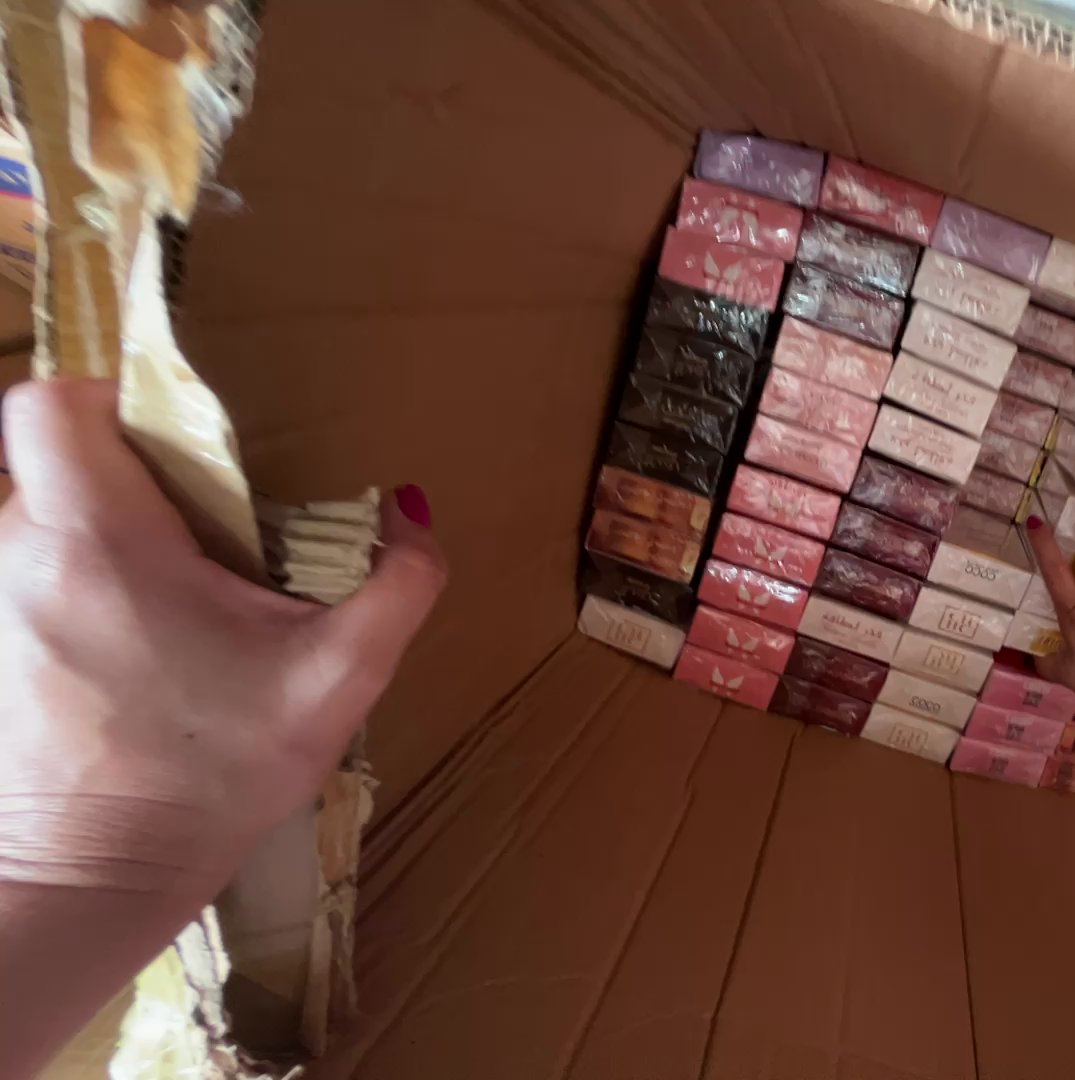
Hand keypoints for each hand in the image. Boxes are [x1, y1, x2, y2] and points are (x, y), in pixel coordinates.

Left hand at [0, 378, 446, 901]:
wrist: (98, 869)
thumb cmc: (223, 761)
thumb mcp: (348, 668)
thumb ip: (402, 579)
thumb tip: (412, 508)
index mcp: (101, 543)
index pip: (52, 407)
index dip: (117, 393)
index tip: (192, 425)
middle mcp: (16, 556)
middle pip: (53, 459)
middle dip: (141, 466)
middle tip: (230, 512)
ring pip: (40, 514)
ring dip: (119, 521)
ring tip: (204, 575)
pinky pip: (32, 565)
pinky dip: (92, 567)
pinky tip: (160, 627)